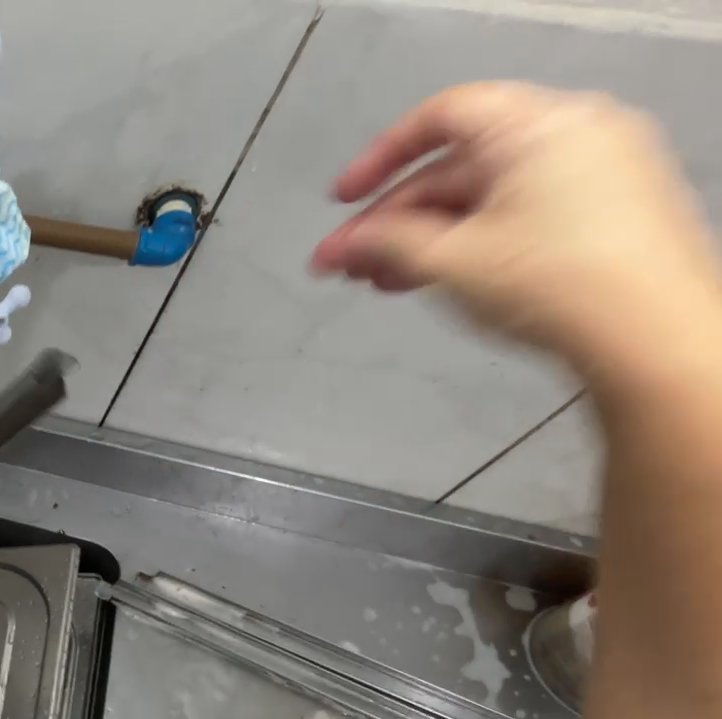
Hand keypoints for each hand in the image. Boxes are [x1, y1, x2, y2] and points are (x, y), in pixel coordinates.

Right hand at [310, 81, 721, 374]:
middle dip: (387, 219)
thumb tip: (347, 243)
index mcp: (539, 128)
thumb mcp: (447, 258)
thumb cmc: (558, 281)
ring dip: (413, 239)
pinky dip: (457, 243)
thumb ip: (385, 242)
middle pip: (452, 169)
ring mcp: (587, 176)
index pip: (442, 117)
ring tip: (370, 280)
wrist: (648, 332)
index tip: (344, 199)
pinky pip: (506, 216)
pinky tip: (419, 278)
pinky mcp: (594, 214)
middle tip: (340, 260)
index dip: (381, 156)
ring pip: (473, 199)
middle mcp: (570, 138)